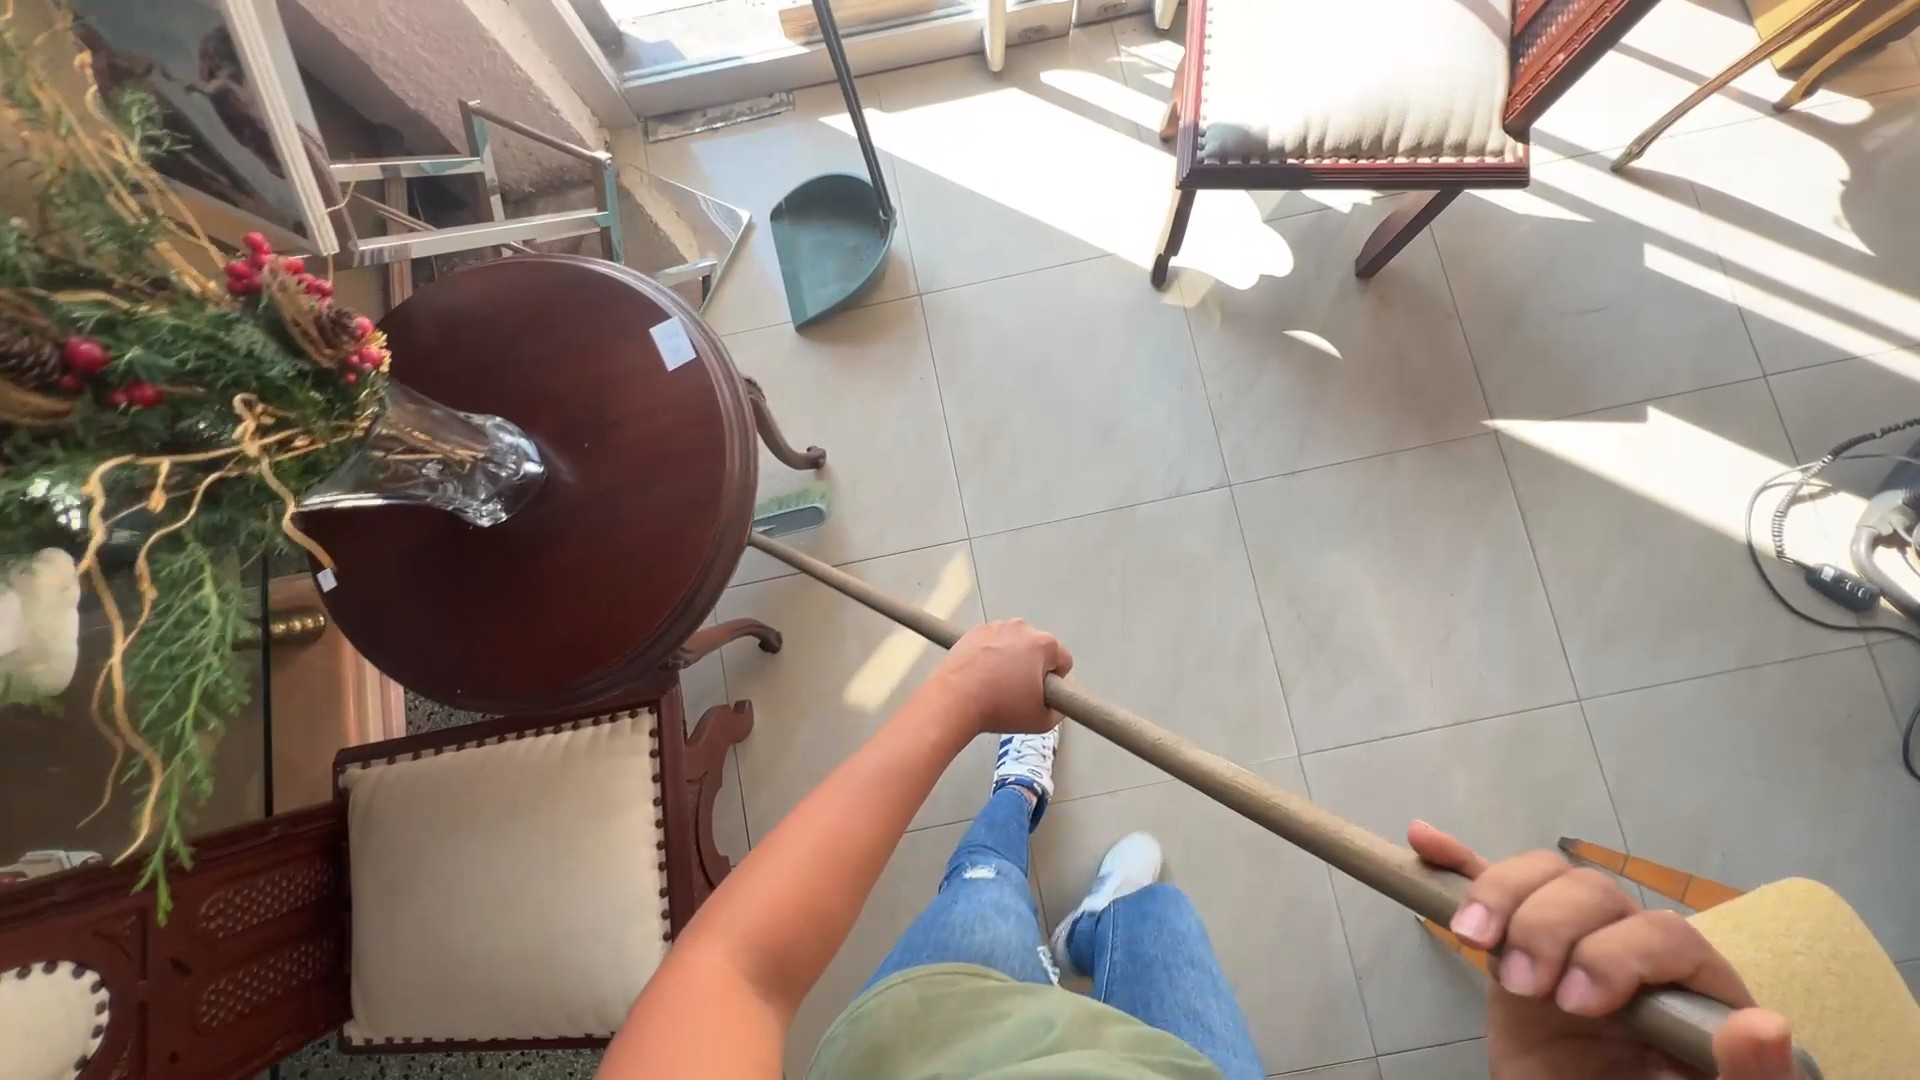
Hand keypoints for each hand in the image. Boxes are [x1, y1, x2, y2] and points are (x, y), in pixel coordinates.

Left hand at [924, 619, 1072, 734]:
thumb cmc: (1001, 708)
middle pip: (1038, 649)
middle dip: (1032, 667)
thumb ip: (1059, 710)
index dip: (1056, 681)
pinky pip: (991, 642)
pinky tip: (981, 674)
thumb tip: (1056, 702)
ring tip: (996, 684)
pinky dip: (990, 654)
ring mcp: (996, 626)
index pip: (1063, 661)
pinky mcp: (974, 630)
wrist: (955, 699)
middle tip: (1018, 691)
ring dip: (1011, 658)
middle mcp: (1022, 627)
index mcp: (1044, 644)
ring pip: (1013, 643)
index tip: (1041, 694)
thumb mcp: (1042, 721)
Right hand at [1408, 821, 1798, 1079]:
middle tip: (1523, 986)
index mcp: (1692, 986)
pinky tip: (1423, 840)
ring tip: (1477, 943)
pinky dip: (1454, 858)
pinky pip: (1482, 880)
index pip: (1661, 931)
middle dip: (1546, 928)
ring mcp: (1564, 938)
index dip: (1614, 955)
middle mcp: (1629, 946)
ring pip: (1536, 875)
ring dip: (1498, 897)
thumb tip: (1764, 1022)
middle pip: (1589, 888)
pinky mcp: (1510, 939)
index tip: (1572, 1005)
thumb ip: (1748, 1078)